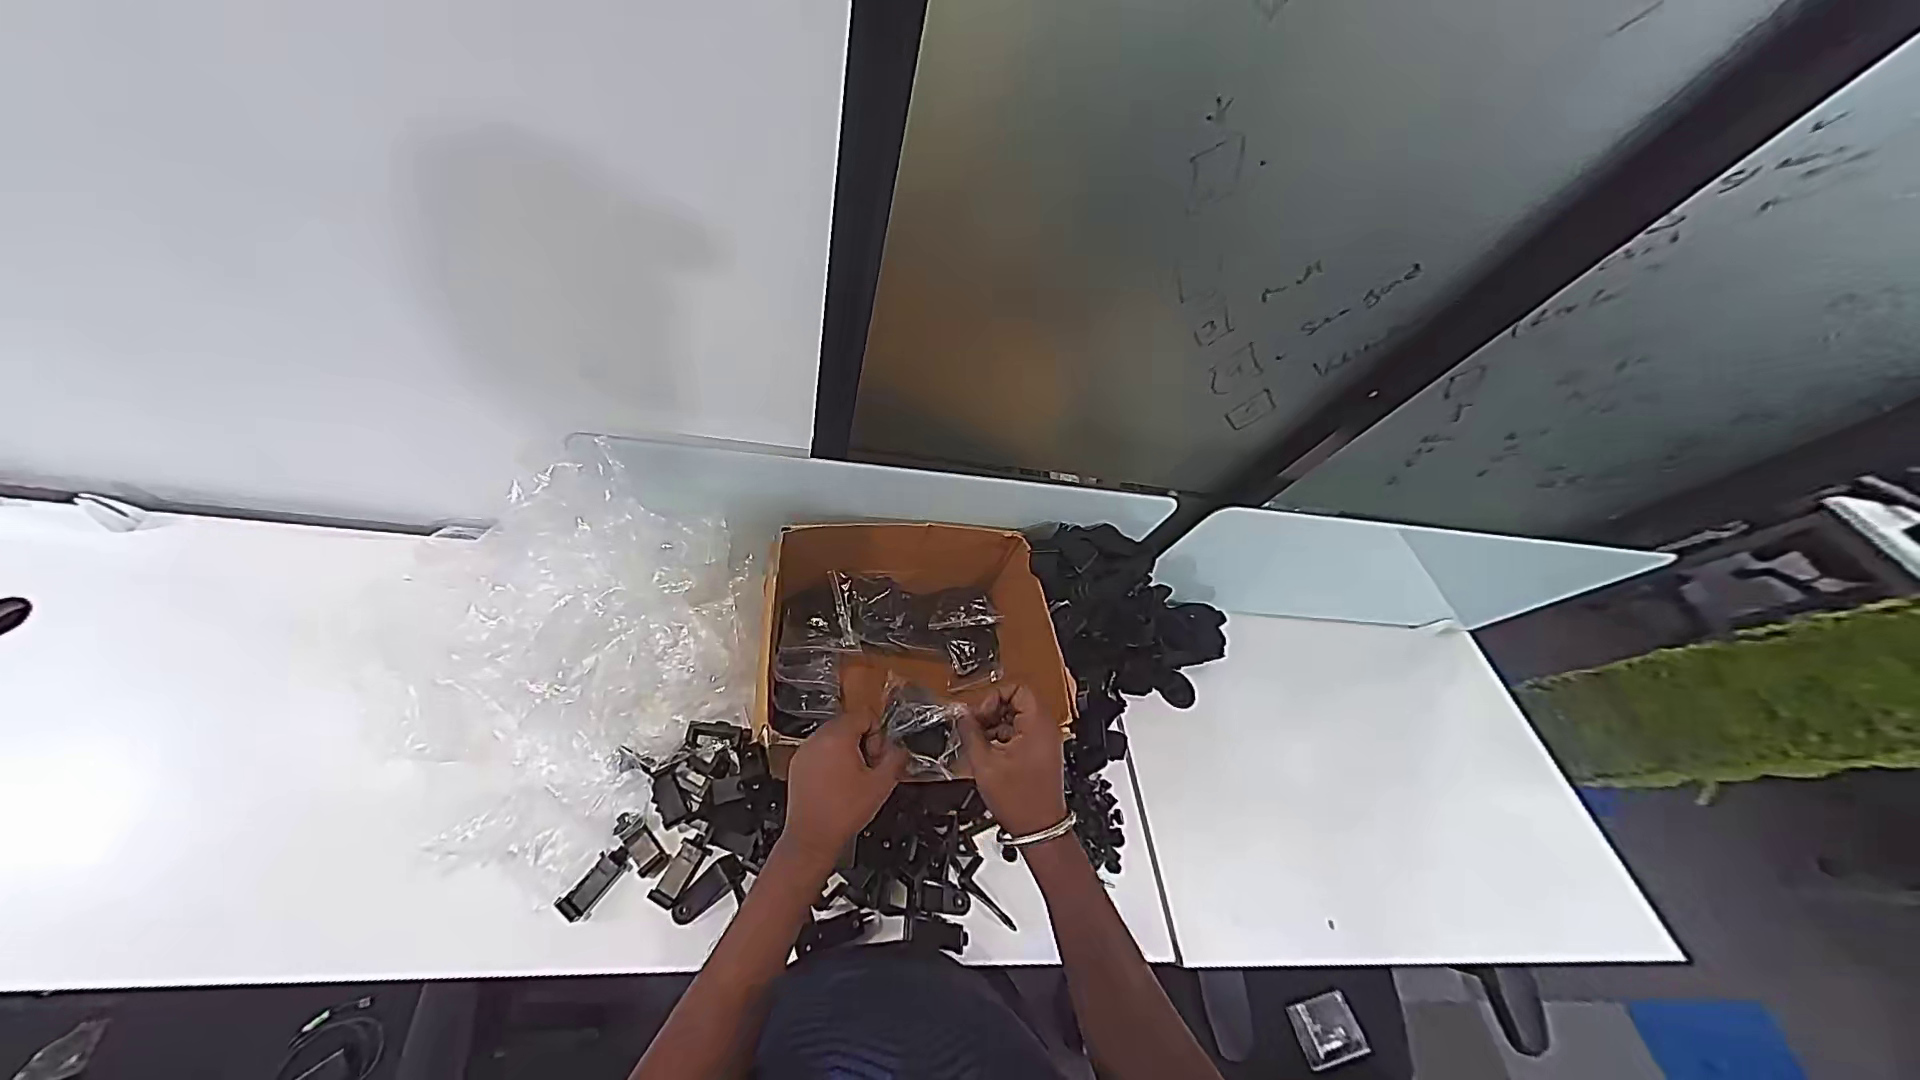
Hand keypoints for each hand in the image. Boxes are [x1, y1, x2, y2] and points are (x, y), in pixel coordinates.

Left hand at [779, 707, 906, 869]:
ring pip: (833, 737)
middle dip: (863, 741)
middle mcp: (817, 739)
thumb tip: (900, 749)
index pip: (863, 715)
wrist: (812, 838)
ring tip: (854, 777)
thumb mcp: (881, 784)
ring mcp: (804, 751)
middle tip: (869, 767)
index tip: (877, 755)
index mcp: (837, 737)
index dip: (877, 733)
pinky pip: (820, 750)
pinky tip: (837, 783)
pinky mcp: (797, 765)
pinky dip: (831, 759)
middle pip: (848, 724)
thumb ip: (896, 758)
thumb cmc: (844, 812)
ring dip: (848, 750)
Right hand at [956, 684, 1067, 835]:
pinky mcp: (1041, 752)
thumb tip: (962, 716)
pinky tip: (990, 753)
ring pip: (1017, 717)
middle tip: (976, 726)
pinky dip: (1004, 736)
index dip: (994, 697)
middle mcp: (1045, 728)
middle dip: (992, 712)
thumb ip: (970, 733)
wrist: (1038, 828)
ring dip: (996, 725)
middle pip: (1016, 701)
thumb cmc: (1021, 801)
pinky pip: (1021, 732)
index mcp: (1037, 724)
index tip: (980, 714)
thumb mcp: (984, 763)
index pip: (1017, 688)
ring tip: (981, 742)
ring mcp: (1045, 740)